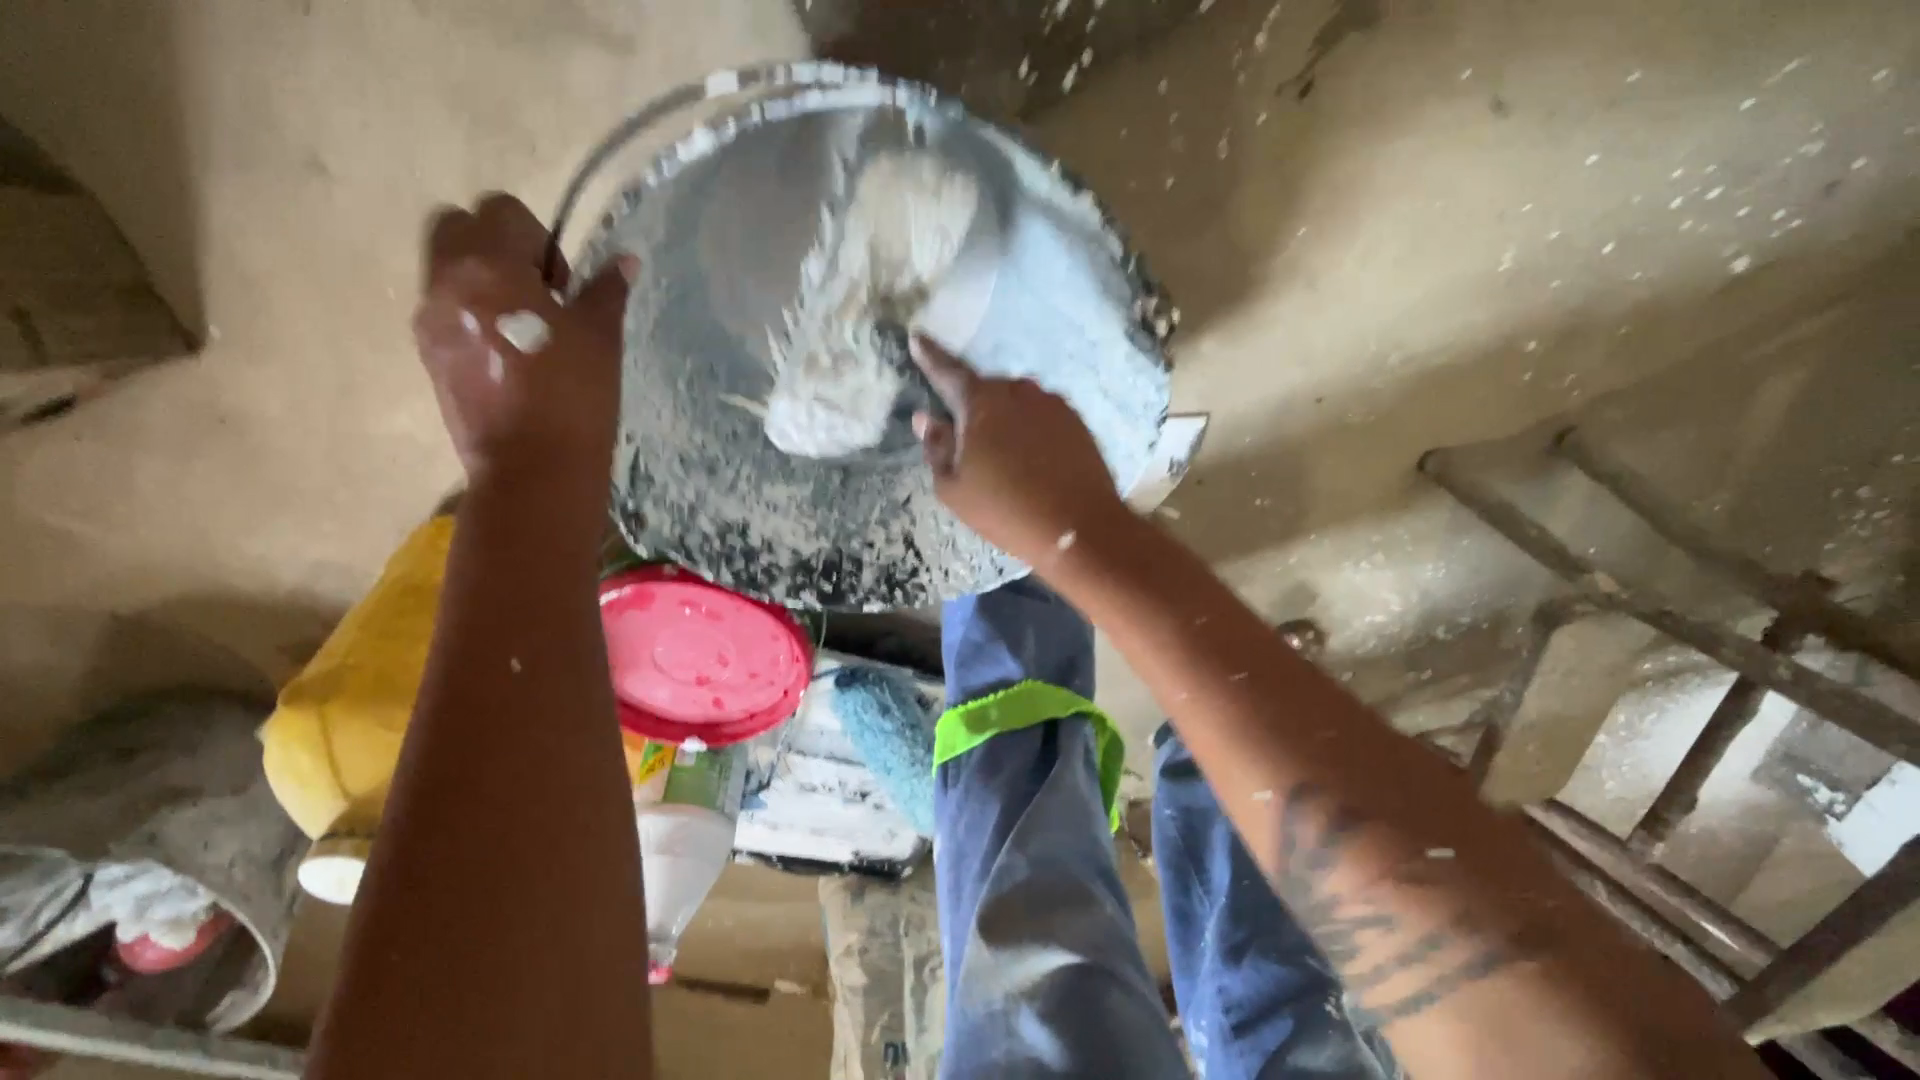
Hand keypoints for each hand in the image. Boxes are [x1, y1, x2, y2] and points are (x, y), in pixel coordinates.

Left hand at [413, 193, 636, 483]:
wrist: (533, 469)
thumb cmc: (573, 395)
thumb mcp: (601, 336)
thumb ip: (606, 290)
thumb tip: (624, 260)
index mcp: (488, 266)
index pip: (502, 210)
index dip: (539, 240)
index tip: (563, 286)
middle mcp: (445, 282)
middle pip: (458, 227)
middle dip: (496, 246)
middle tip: (537, 295)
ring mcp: (430, 319)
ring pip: (446, 268)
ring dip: (481, 279)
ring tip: (523, 328)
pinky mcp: (429, 353)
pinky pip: (444, 309)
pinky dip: (471, 313)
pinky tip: (508, 355)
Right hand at [910, 335, 1129, 563]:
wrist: (1079, 528)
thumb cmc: (1005, 510)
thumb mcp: (954, 488)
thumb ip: (936, 447)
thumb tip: (926, 418)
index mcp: (981, 402)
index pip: (947, 371)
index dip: (930, 355)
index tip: (917, 337)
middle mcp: (1018, 391)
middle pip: (985, 391)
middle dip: (973, 407)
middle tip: (968, 443)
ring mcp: (1052, 403)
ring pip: (1016, 403)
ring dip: (1005, 420)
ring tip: (1005, 459)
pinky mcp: (1077, 421)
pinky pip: (1042, 417)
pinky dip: (1031, 431)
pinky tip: (1033, 461)